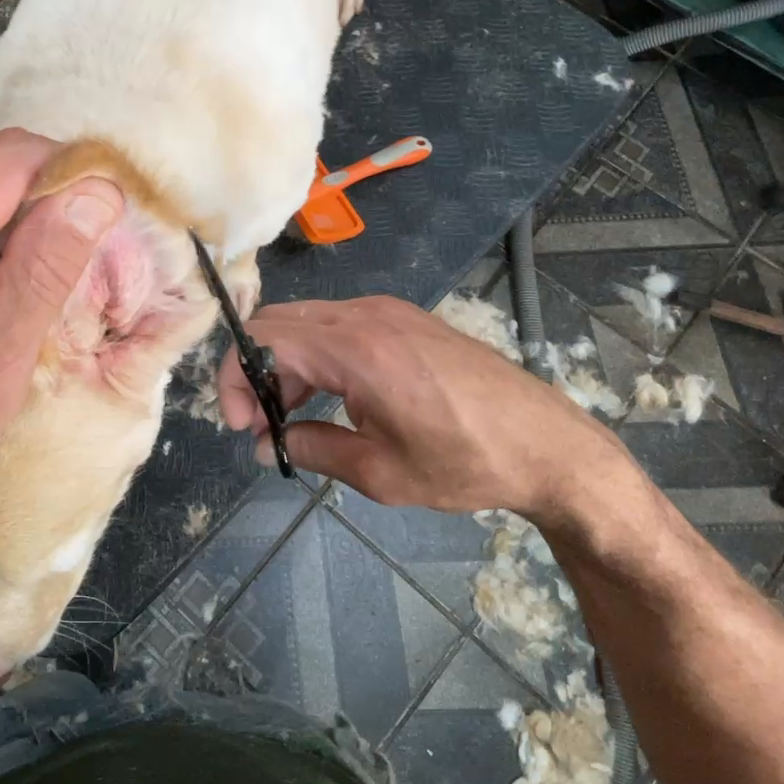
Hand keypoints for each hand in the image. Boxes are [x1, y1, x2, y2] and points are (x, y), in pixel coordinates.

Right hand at [217, 296, 626, 519]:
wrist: (549, 445)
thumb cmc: (464, 462)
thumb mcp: (378, 472)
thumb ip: (311, 450)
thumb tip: (269, 443)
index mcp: (354, 348)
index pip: (261, 339)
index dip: (235, 378)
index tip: (241, 425)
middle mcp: (366, 315)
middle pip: (279, 324)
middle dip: (256, 373)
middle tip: (261, 426)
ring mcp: (389, 311)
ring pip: (308, 323)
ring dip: (287, 366)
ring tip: (292, 419)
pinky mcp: (407, 319)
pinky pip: (340, 326)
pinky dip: (318, 356)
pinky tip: (331, 399)